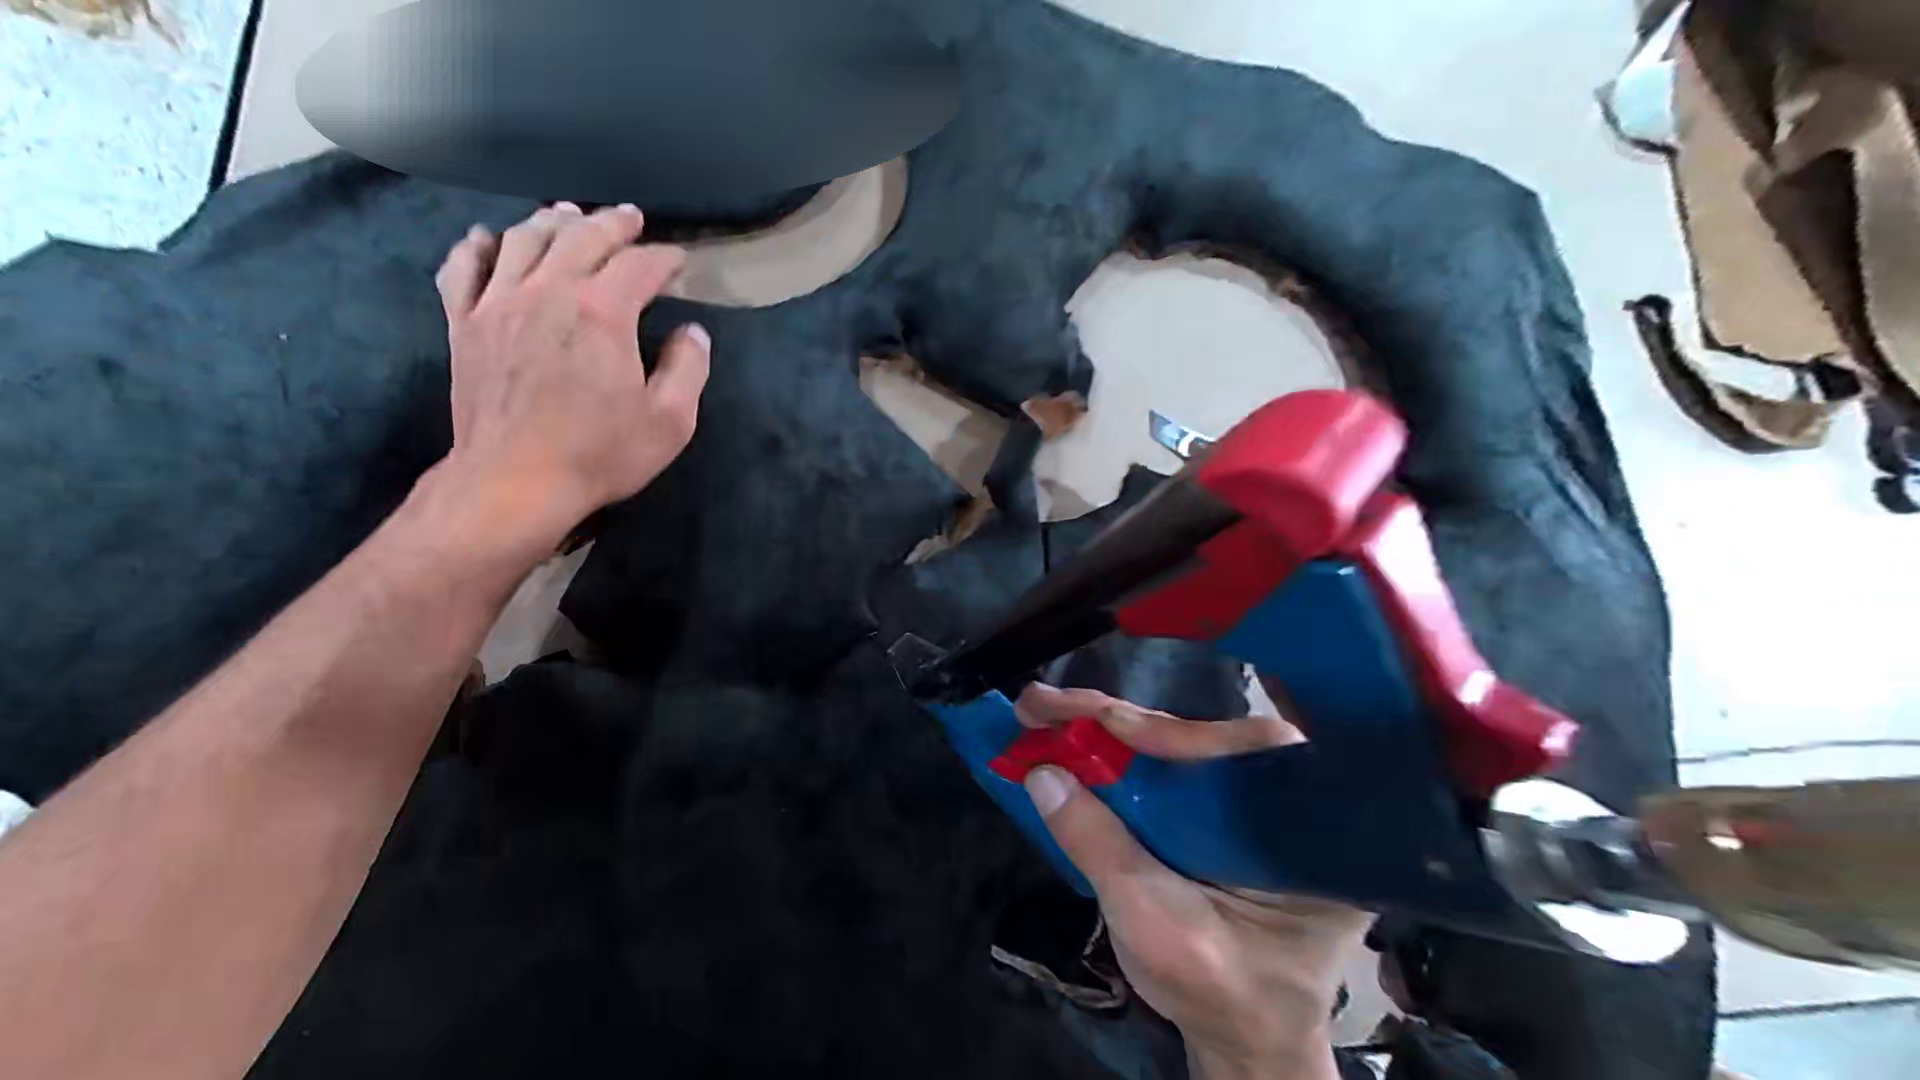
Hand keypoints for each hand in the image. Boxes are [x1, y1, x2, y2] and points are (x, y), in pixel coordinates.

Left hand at [432, 202, 710, 542]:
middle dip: (611, 223)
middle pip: (580, 237)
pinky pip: (463, 269)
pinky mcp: (464, 325)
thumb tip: (693, 332)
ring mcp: (498, 304)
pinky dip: (478, 247)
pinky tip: (488, 239)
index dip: (663, 258)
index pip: (638, 266)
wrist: (514, 483)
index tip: (678, 261)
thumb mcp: (670, 421)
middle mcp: (548, 292)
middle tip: (629, 218)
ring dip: (550, 222)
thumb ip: (689, 368)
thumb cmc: (600, 454)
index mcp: (602, 313)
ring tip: (567, 215)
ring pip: (521, 240)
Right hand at [1014, 684, 1369, 1079]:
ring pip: (1170, 748)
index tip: (1106, 721)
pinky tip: (1067, 743)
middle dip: (1113, 719)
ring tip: (1042, 713)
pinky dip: (1110, 757)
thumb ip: (1102, 849)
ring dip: (1102, 730)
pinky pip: (1160, 771)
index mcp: (1303, 833)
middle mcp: (1278, 802)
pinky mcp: (1209, 810)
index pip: (1243, 755)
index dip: (1171, 731)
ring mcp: (1240, 803)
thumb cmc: (1219, 995)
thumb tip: (1041, 773)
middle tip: (1042, 704)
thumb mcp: (1156, 928)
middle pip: (1195, 738)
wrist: (1241, 1042)